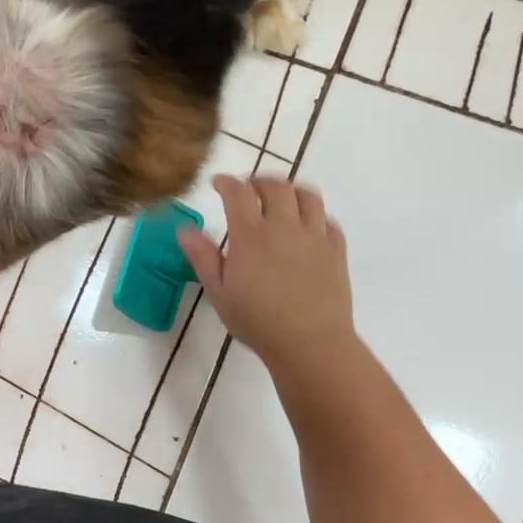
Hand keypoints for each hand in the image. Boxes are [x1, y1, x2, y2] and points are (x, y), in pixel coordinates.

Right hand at [179, 176, 358, 378]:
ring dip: (290, 190)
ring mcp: (315, 236)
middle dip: (259, 181)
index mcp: (251, 237)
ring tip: (280, 198)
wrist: (309, 341)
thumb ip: (203, 257)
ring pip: (307, 196)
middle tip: (248, 188)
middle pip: (276, 187)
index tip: (218, 183)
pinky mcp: (336, 249)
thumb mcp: (219, 292)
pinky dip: (313, 214)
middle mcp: (285, 227)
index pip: (239, 194)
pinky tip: (305, 226)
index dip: (227, 183)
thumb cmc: (256, 320)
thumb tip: (185, 229)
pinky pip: (327, 219)